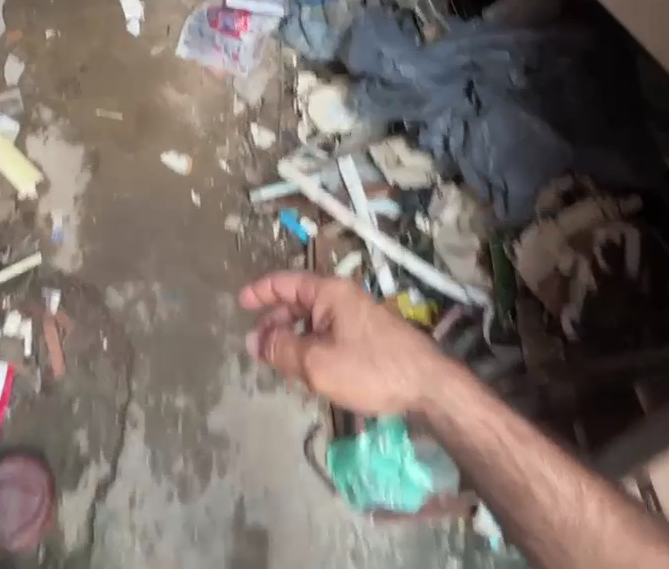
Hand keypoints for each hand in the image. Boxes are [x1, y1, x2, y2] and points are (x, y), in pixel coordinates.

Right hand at [240, 271, 451, 416]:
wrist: (428, 387)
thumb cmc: (371, 369)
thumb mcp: (316, 363)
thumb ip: (282, 350)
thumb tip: (255, 342)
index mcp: (329, 292)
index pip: (284, 282)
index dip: (259, 291)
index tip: (240, 303)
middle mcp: (342, 297)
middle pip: (297, 302)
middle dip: (273, 322)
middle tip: (257, 348)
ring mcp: (357, 316)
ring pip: (313, 320)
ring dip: (292, 337)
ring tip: (279, 363)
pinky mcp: (368, 336)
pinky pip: (328, 333)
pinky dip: (310, 345)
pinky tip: (308, 369)